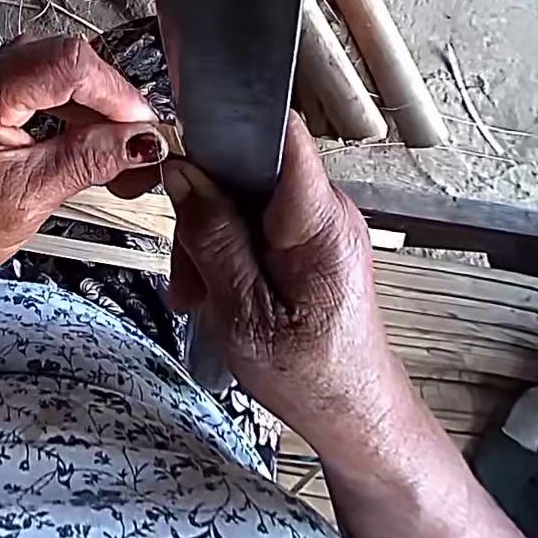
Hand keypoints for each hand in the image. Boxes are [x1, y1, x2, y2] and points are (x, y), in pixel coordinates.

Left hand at [0, 36, 167, 289]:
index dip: (114, 92)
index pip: (66, 64)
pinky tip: (91, 140)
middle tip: (137, 140)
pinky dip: (75, 112)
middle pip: (66, 59)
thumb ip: (89, 159)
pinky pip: (44, 87)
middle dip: (109, 99)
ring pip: (59, 71)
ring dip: (95, 106)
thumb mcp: (28, 196)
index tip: (143, 127)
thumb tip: (142, 141)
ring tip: (117, 147)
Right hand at [164, 112, 406, 464]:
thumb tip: (182, 174)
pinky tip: (218, 283)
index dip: (232, 124)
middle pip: (246, 167)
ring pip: (242, 194)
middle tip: (188, 263)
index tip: (189, 142)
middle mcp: (326, 210)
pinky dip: (226, 243)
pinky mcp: (308, 234)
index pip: (283, 133)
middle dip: (203, 206)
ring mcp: (317, 220)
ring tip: (202, 286)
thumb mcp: (245, 314)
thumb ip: (212, 237)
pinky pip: (254, 216)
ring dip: (209, 232)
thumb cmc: (316, 378)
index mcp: (320, 222)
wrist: (355, 414)